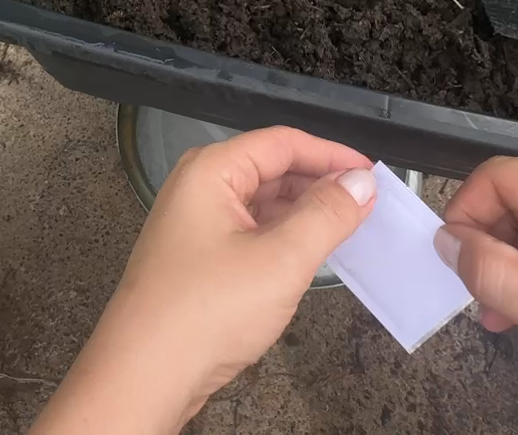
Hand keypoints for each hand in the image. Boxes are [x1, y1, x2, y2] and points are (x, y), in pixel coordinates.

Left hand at [30, 127, 376, 433]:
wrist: (144, 374)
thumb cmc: (206, 311)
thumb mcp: (279, 260)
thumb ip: (325, 215)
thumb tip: (360, 180)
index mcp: (211, 169)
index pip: (281, 143)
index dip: (330, 154)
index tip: (373, 173)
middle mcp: (201, 185)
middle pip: (271, 167)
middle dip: (320, 182)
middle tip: (370, 204)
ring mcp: (198, 220)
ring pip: (263, 200)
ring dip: (304, 210)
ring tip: (350, 226)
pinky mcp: (200, 253)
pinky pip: (252, 228)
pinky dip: (284, 234)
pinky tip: (312, 250)